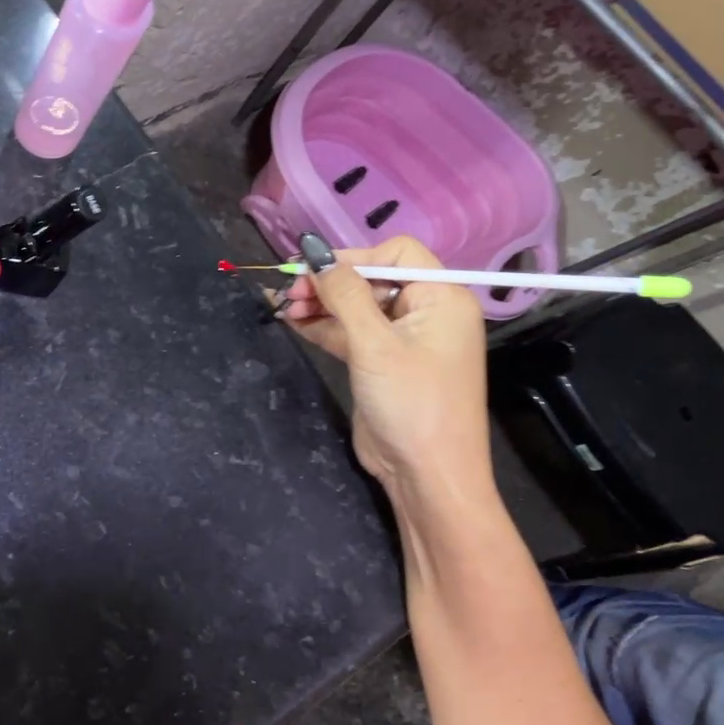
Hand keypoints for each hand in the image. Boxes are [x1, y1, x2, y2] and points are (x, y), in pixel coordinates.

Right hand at [275, 236, 489, 496]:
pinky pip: (348, 332)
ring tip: (282, 308)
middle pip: (370, 279)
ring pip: (354, 307)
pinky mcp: (380, 363)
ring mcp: (402, 340)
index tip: (312, 273)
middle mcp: (425, 313)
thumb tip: (314, 251)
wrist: (425, 472)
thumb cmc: (411, 403)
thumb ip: (344, 295)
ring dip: (319, 304)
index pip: (396, 255)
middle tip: (289, 295)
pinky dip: (322, 325)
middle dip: (328, 283)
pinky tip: (291, 321)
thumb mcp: (374, 345)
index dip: (353, 258)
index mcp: (440, 299)